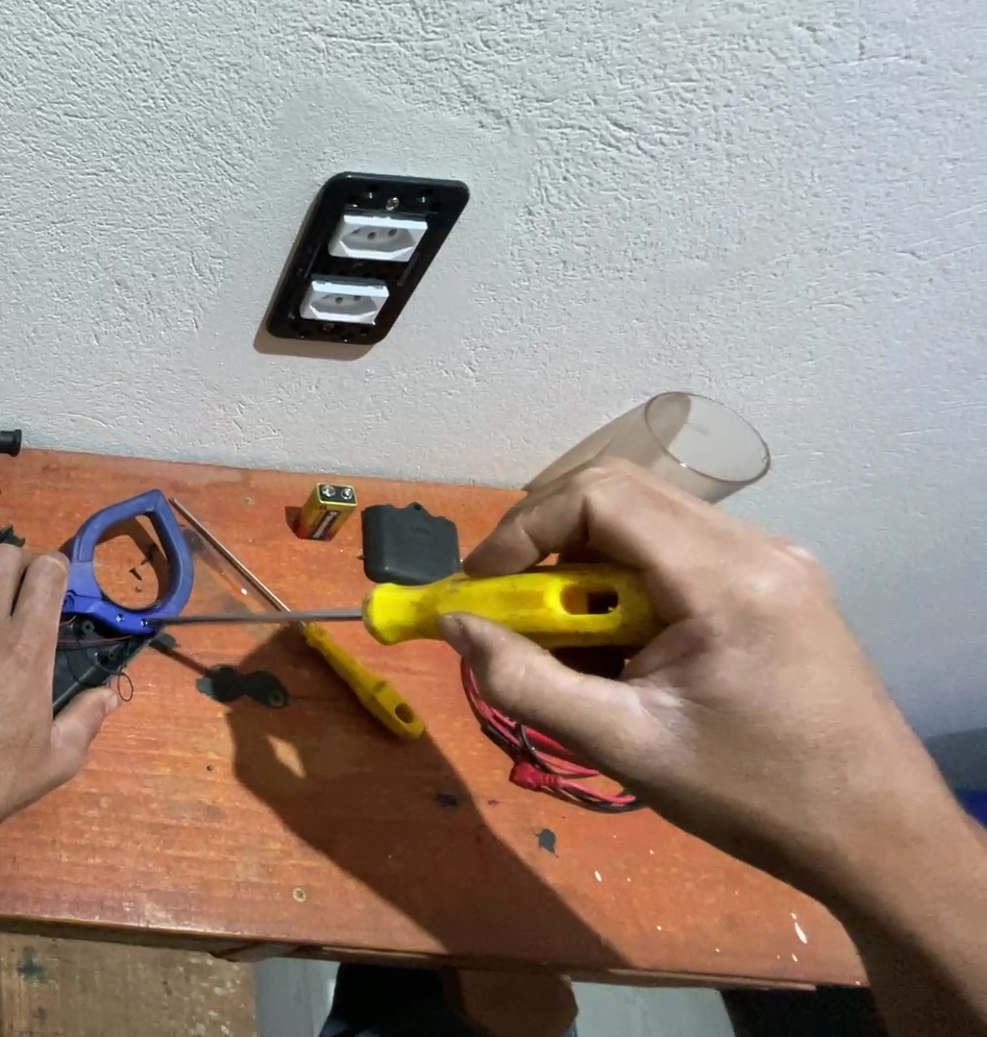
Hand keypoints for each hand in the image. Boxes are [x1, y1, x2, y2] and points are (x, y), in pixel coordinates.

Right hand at [438, 460, 963, 901]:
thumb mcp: (619, 744)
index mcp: (728, 581)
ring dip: (571, 556)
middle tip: (505, 596)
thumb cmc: (751, 795)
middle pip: (613, 490)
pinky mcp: (762, 579)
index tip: (481, 585)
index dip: (522, 528)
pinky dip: (607, 573)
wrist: (877, 840)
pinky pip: (659, 542)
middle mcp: (753, 548)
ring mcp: (764, 559)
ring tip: (557, 626)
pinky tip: (607, 635)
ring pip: (633, 512)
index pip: (599, 497)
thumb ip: (521, 680)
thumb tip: (451, 624)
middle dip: (538, 535)